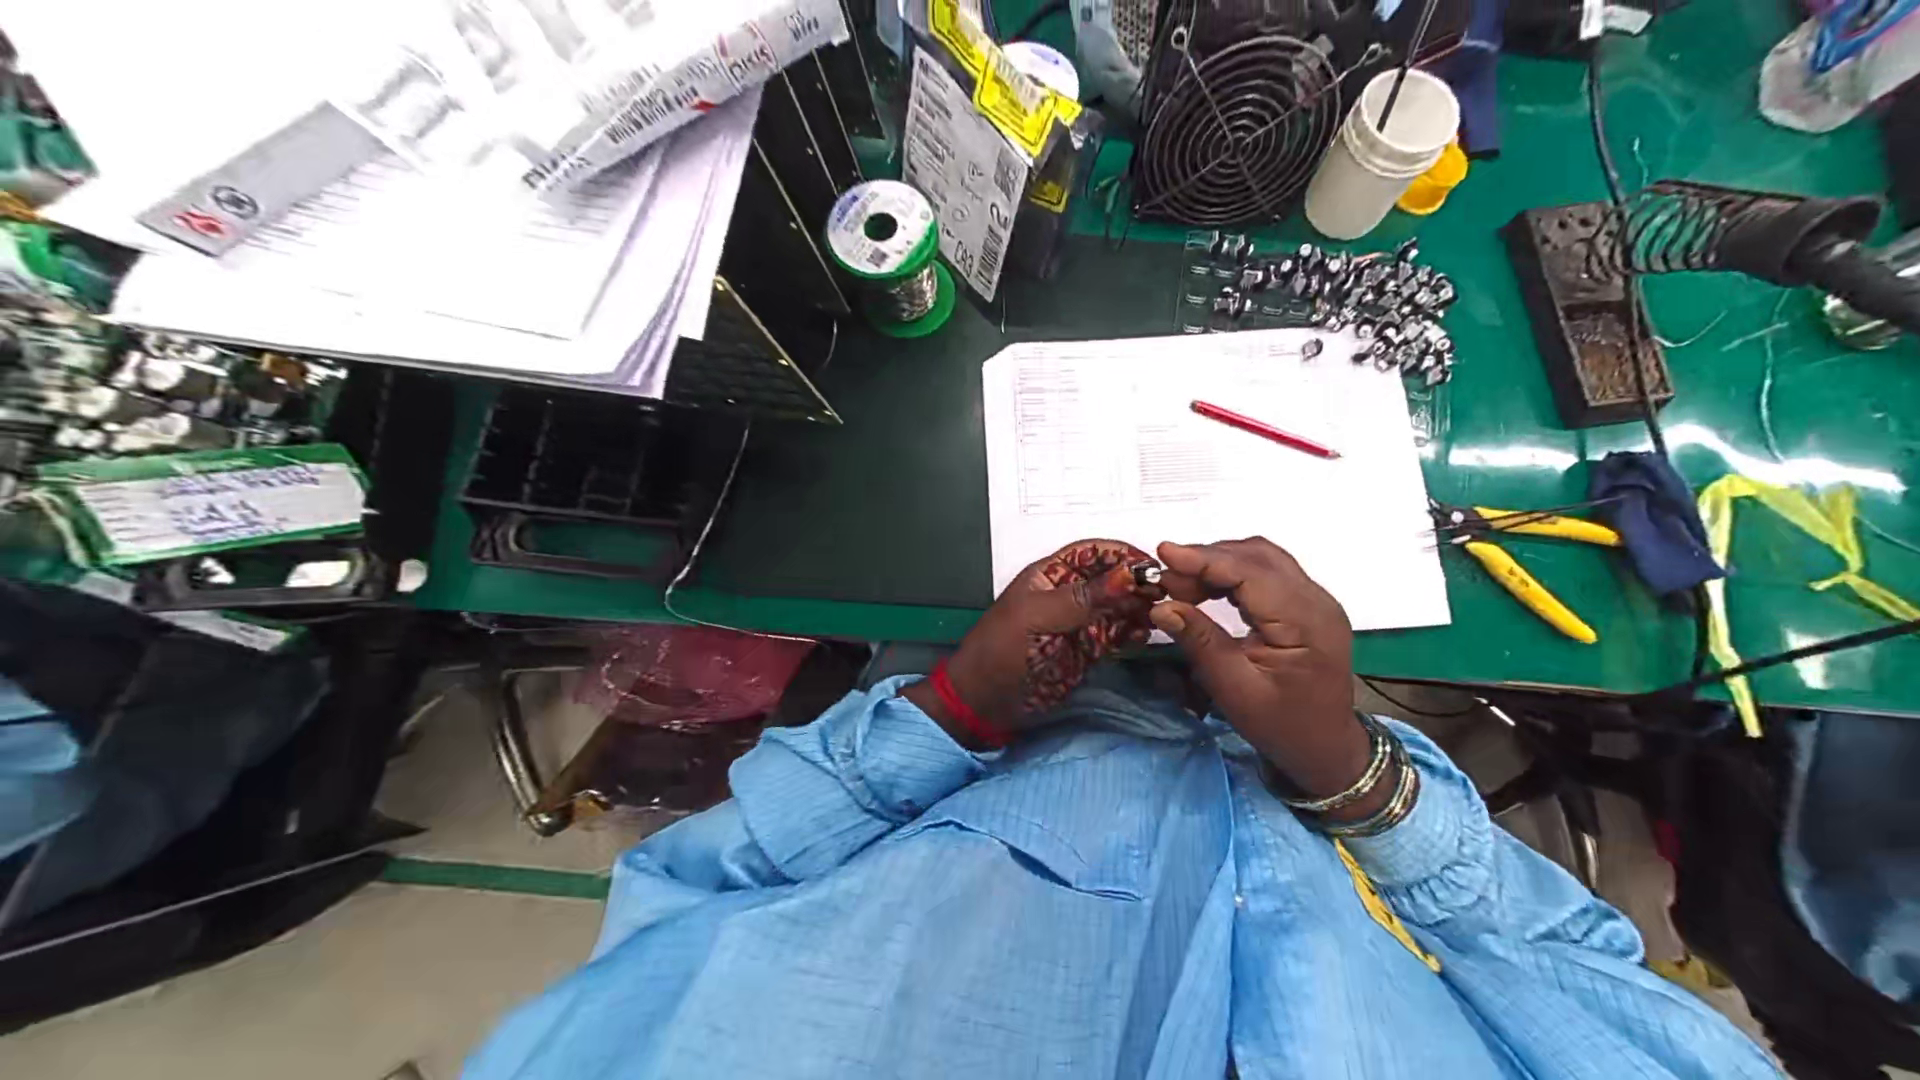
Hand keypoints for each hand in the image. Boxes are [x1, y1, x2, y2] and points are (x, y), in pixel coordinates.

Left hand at [905, 539, 1159, 747]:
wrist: (983, 703)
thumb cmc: (999, 652)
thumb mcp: (1037, 618)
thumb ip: (1083, 597)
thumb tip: (1128, 575)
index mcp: (1050, 575)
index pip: (1093, 553)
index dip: (1122, 555)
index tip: (1153, 566)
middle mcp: (1068, 594)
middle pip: (1111, 579)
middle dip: (1137, 583)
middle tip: (1166, 596)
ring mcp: (1078, 623)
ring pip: (1118, 607)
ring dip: (1139, 608)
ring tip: (1161, 616)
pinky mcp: (1086, 650)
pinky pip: (1116, 635)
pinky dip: (1132, 633)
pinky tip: (1145, 636)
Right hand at [1149, 538, 1380, 811]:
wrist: (1326, 748)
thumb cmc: (1281, 726)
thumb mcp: (1234, 690)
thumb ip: (1200, 642)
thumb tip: (1161, 607)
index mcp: (1305, 623)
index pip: (1251, 572)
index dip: (1205, 559)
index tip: (1163, 553)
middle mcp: (1316, 601)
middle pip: (1257, 556)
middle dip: (1206, 559)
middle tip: (1165, 580)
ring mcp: (1314, 600)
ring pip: (1261, 559)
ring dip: (1217, 563)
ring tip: (1179, 586)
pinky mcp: (1305, 604)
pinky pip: (1265, 573)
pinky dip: (1231, 574)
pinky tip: (1204, 591)